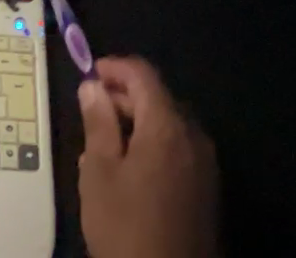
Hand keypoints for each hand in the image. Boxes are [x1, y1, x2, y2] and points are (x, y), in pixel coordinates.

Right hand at [78, 57, 218, 257]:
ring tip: (106, 139)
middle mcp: (193, 136)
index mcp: (167, 127)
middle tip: (91, 109)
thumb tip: (92, 86)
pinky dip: (155, 141)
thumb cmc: (127, 228)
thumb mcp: (99, 172)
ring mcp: (205, 163)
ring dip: (139, 119)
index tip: (87, 74)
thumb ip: (97, 123)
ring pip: (169, 122)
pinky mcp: (207, 188)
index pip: (143, 74)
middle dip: (124, 94)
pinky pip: (179, 146)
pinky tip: (131, 165)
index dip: (113, 67)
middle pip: (158, 96)